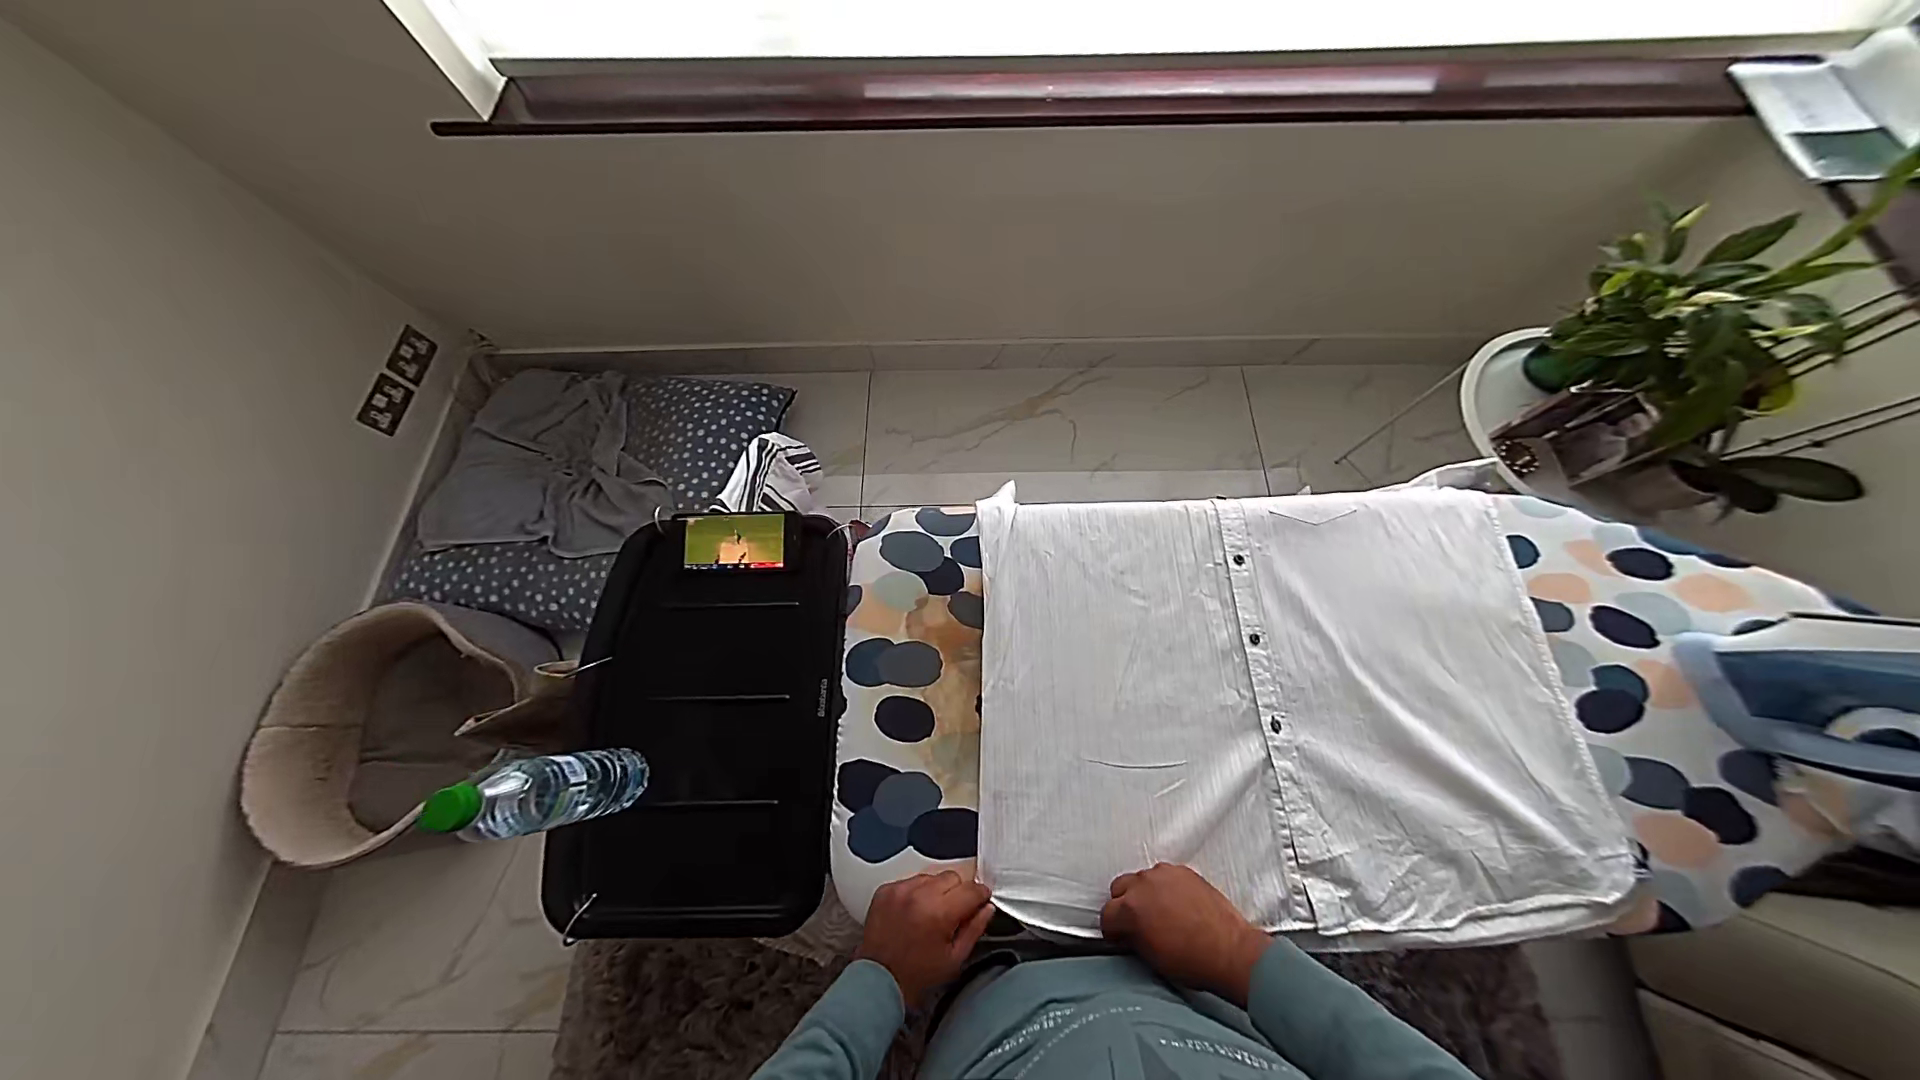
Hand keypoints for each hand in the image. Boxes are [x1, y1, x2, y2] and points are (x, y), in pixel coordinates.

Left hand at [855, 871, 995, 1007]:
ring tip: (929, 914)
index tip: (981, 900)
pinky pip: (910, 881)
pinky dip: (915, 892)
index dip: (980, 895)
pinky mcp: (886, 890)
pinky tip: (913, 912)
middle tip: (951, 913)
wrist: (878, 981)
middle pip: (952, 877)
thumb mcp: (954, 959)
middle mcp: (919, 895)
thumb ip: (975, 929)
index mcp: (940, 913)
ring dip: (935, 891)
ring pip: (931, 876)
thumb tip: (987, 908)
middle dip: (957, 892)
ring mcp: (900, 890)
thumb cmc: (916, 976)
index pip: (971, 889)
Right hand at [1100, 863, 1271, 1006]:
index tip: (1119, 935)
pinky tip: (1176, 903)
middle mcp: (1143, 885)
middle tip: (1137, 922)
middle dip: (1124, 904)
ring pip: (1141, 878)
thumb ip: (1132, 938)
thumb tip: (1128, 933)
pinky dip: (1165, 886)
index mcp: (1131, 909)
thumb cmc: (1196, 961)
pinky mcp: (1182, 870)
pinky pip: (1164, 875)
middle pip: (1119, 888)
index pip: (1106, 914)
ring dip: (1145, 892)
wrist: (1231, 952)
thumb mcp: (1152, 958)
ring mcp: (1163, 874)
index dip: (1112, 929)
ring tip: (1160, 912)